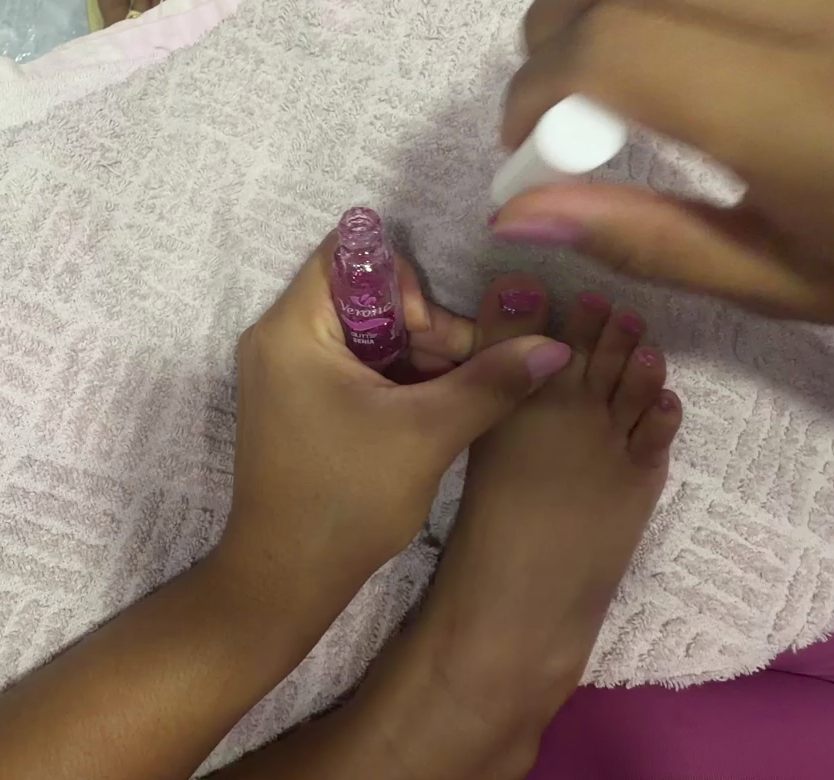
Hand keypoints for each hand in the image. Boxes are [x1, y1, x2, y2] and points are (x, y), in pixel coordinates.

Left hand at [219, 232, 571, 601]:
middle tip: (463, 370)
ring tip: (455, 396)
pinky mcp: (297, 398)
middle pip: (362, 296)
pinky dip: (392, 377)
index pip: (347, 255)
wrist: (286, 578)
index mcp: (292, 328)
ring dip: (414, 356)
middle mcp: (279, 337)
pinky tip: (430, 410)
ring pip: (363, 332)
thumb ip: (491, 382)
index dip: (402, 280)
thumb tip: (554, 346)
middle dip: (421, 328)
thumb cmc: (346, 499)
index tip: (430, 330)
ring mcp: (285, 369)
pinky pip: (351, 363)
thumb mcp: (427, 433)